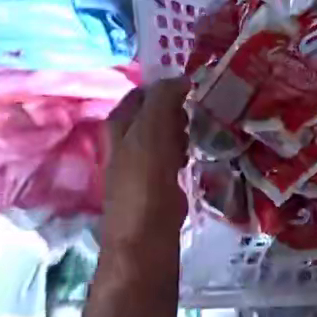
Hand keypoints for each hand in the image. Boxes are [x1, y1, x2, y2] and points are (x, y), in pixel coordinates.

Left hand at [101, 79, 189, 252]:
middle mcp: (124, 140)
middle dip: (177, 109)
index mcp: (118, 124)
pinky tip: (194, 157)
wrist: (145, 238)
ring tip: (197, 134)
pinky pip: (172, 155)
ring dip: (183, 130)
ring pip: (166, 133)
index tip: (194, 88)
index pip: (144, 91)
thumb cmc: (146, 181)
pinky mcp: (155, 182)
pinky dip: (184, 151)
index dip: (167, 87)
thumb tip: (180, 78)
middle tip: (196, 114)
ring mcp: (139, 162)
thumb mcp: (152, 131)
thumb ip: (163, 100)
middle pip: (155, 112)